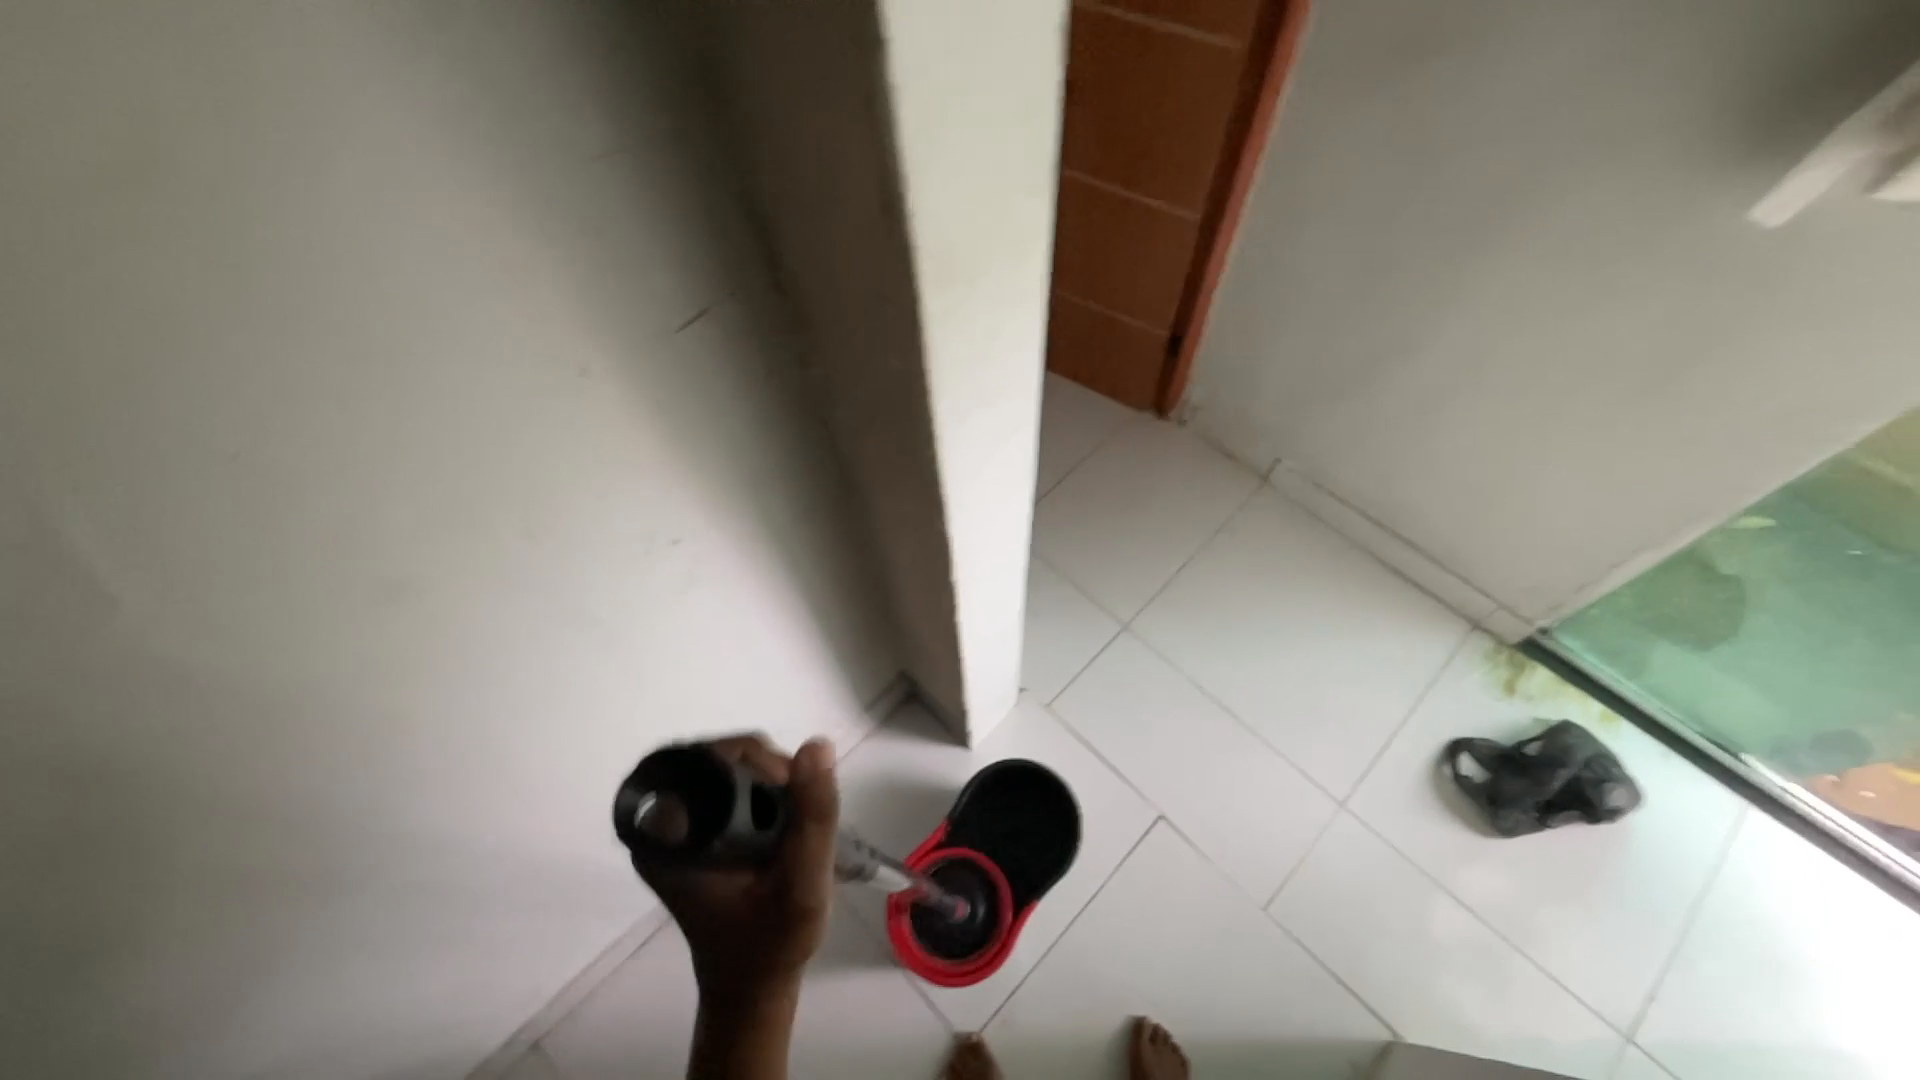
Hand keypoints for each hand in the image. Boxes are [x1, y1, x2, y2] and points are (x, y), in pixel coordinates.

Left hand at [636, 733, 840, 1002]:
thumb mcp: (804, 886)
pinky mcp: (695, 833)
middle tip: (798, 811)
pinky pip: (729, 787)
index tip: (788, 793)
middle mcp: (661, 828)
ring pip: (726, 768)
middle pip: (715, 759)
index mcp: (667, 840)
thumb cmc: (771, 944)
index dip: (752, 763)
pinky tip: (783, 825)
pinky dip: (763, 794)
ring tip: (794, 822)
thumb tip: (817, 745)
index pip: (703, 761)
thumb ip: (812, 817)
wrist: (753, 985)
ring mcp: (678, 830)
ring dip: (769, 782)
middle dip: (766, 772)